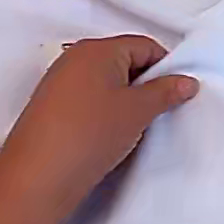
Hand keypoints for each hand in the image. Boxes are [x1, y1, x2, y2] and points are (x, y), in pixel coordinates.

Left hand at [0, 35, 198, 223]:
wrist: (38, 179)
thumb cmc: (89, 135)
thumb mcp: (137, 112)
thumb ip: (166, 92)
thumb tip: (185, 81)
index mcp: (96, 49)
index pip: (144, 45)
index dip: (166, 67)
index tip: (177, 92)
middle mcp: (73, 58)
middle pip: (123, 60)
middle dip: (144, 84)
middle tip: (158, 112)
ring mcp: (58, 82)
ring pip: (105, 82)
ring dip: (124, 100)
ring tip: (133, 128)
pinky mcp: (49, 107)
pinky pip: (87, 99)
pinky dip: (103, 112)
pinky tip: (108, 136)